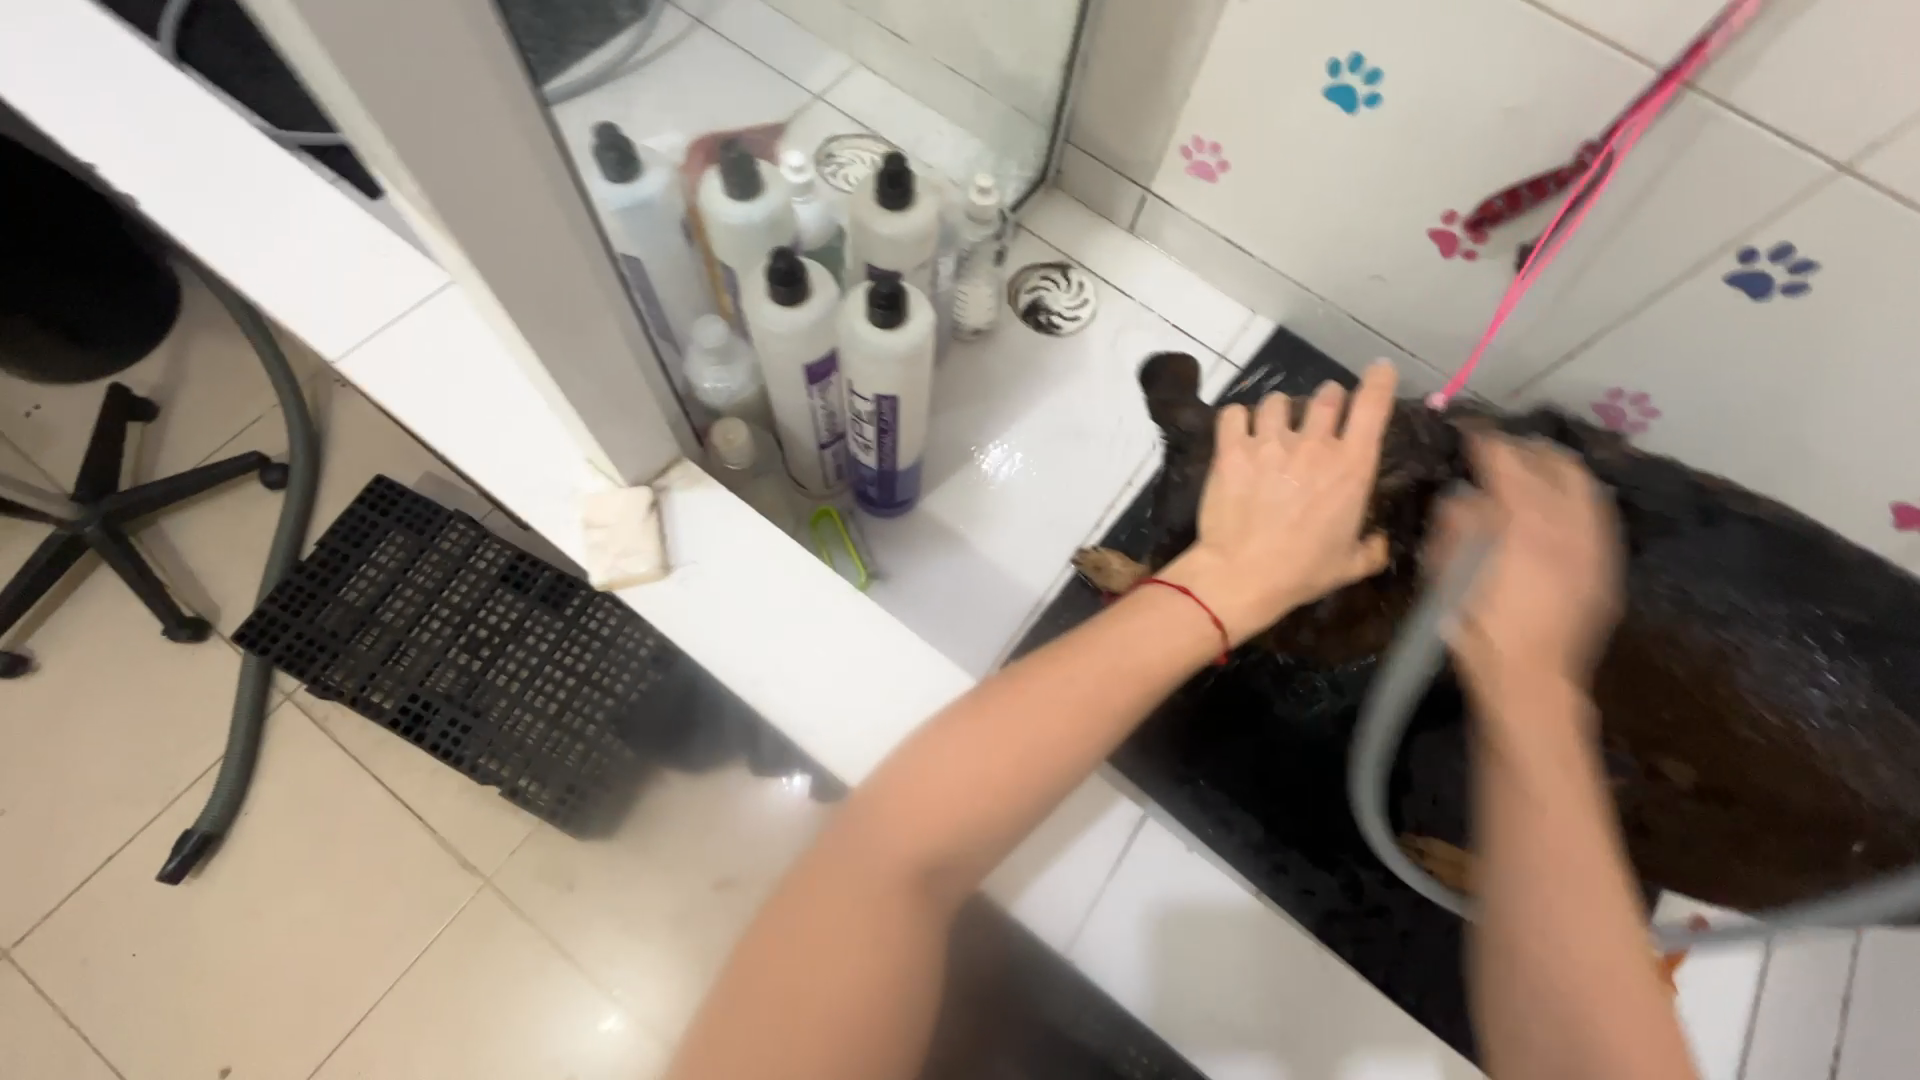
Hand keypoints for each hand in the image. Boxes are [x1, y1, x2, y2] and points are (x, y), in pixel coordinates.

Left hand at [1158, 362, 1396, 644]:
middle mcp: (1314, 446)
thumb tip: (1378, 540)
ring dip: (1278, 410)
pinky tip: (1238, 432)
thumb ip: (1371, 547)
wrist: (1242, 574)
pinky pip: (1234, 414)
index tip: (1378, 370)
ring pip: (1277, 401)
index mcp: (1352, 467)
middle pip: (1325, 396)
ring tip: (1273, 426)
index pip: (1373, 405)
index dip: (1378, 381)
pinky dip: (1237, 419)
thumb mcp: (1351, 565)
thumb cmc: (1301, 571)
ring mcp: (1270, 445)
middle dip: (1326, 399)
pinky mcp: (1231, 451)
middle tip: (1318, 414)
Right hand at [1429, 433, 1623, 702]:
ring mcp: (1593, 544)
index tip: (1469, 432)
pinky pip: (1597, 513)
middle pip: (1555, 467)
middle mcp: (1567, 526)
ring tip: (1532, 466)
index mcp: (1522, 526)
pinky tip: (1558, 503)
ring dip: (1556, 469)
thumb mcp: (1447, 577)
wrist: (1530, 677)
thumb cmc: (1475, 627)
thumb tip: (1463, 496)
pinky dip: (1576, 496)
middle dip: (1527, 450)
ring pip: (1584, 486)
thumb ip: (1456, 528)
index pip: (1507, 466)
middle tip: (1500, 448)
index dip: (1487, 443)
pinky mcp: (1604, 563)